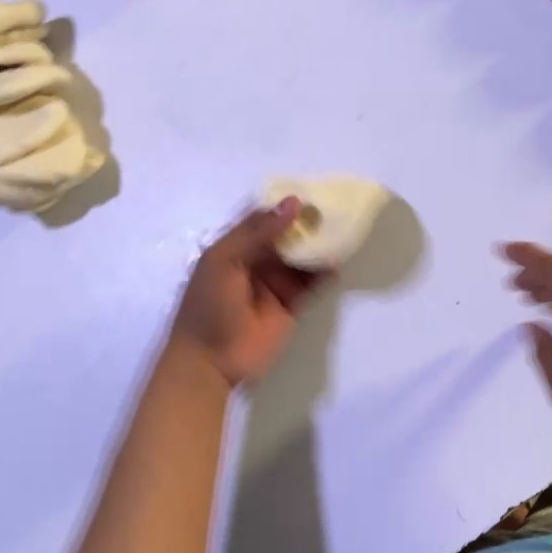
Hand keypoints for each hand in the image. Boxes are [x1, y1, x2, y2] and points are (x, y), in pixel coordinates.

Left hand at [170, 200, 328, 387]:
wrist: (210, 361)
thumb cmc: (209, 306)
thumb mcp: (224, 261)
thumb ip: (257, 232)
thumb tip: (293, 203)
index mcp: (236, 246)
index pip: (263, 217)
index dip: (284, 205)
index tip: (311, 192)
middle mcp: (258, 260)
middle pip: (288, 236)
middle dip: (308, 224)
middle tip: (334, 210)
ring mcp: (275, 283)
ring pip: (303, 258)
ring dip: (319, 247)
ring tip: (342, 233)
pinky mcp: (291, 305)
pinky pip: (312, 284)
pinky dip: (324, 273)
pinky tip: (336, 263)